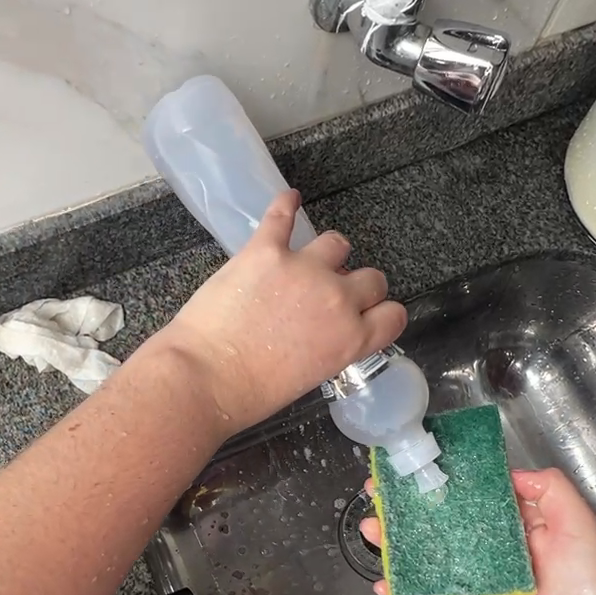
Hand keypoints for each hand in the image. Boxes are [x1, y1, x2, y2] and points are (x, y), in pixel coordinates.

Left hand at [145, 190, 405, 432]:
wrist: (203, 379)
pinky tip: (290, 200)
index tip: (367, 314)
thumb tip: (322, 330)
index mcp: (351, 341)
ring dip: (327, 253)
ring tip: (308, 262)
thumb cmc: (248, 394)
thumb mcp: (307, 379)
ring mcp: (303, 270)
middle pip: (372, 278)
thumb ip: (327, 348)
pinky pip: (283, 215)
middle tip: (331, 295)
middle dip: (356, 285)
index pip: (393, 315)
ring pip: (337, 243)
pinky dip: (287, 205)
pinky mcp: (266, 250)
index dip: (380, 313)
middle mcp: (337, 301)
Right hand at [360, 468, 595, 594]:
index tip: (410, 467)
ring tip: (371, 530)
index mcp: (511, 521)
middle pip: (438, 522)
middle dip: (405, 508)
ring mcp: (474, 577)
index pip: (468, 493)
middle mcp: (488, 545)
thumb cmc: (587, 575)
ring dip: (396, 544)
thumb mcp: (578, 519)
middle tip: (376, 495)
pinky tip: (382, 583)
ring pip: (428, 556)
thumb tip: (508, 472)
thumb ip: (549, 489)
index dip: (439, 479)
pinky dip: (406, 592)